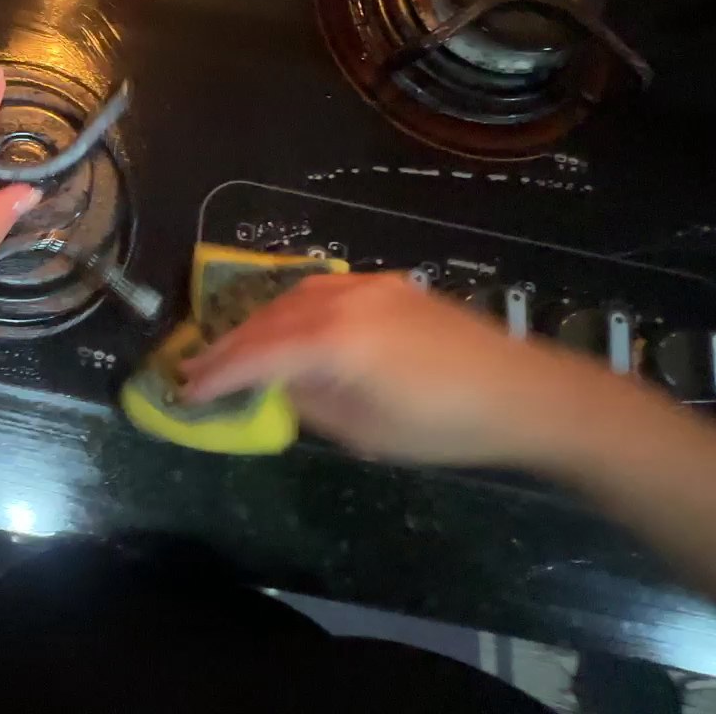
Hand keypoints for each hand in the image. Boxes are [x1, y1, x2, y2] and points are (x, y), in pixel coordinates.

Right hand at [178, 272, 644, 466]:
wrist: (531, 395)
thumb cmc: (446, 427)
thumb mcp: (364, 431)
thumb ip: (306, 400)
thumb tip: (273, 383)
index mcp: (335, 341)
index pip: (255, 355)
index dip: (216, 374)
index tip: (184, 390)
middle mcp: (340, 301)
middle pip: (263, 321)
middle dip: (224, 346)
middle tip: (191, 367)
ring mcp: (362, 286)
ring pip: (285, 299)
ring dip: (253, 324)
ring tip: (229, 347)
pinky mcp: (382, 283)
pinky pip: (316, 289)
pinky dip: (287, 307)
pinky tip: (280, 323)